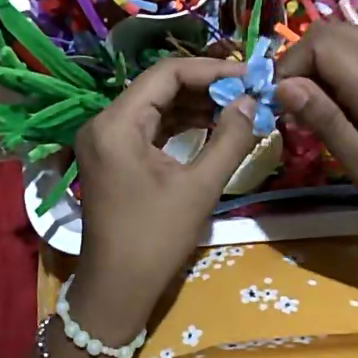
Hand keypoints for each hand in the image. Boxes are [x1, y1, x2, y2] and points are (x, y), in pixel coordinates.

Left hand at [71, 57, 259, 337]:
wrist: (118, 287)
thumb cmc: (156, 238)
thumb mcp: (199, 187)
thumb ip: (230, 139)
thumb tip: (252, 103)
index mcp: (117, 124)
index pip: (166, 74)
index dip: (211, 70)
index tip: (250, 76)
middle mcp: (105, 123)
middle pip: (159, 87)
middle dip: (206, 87)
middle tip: (249, 92)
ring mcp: (106, 141)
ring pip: (156, 107)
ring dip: (195, 106)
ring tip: (238, 108)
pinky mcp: (113, 158)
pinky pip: (150, 129)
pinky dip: (181, 126)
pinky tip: (213, 126)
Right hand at [274, 23, 357, 247]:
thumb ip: (330, 126)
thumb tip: (285, 87)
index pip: (321, 43)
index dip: (290, 67)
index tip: (283, 109)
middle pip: (333, 30)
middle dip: (302, 61)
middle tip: (296, 109)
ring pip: (353, 34)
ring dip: (325, 61)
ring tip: (320, 107)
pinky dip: (347, 64)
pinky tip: (351, 104)